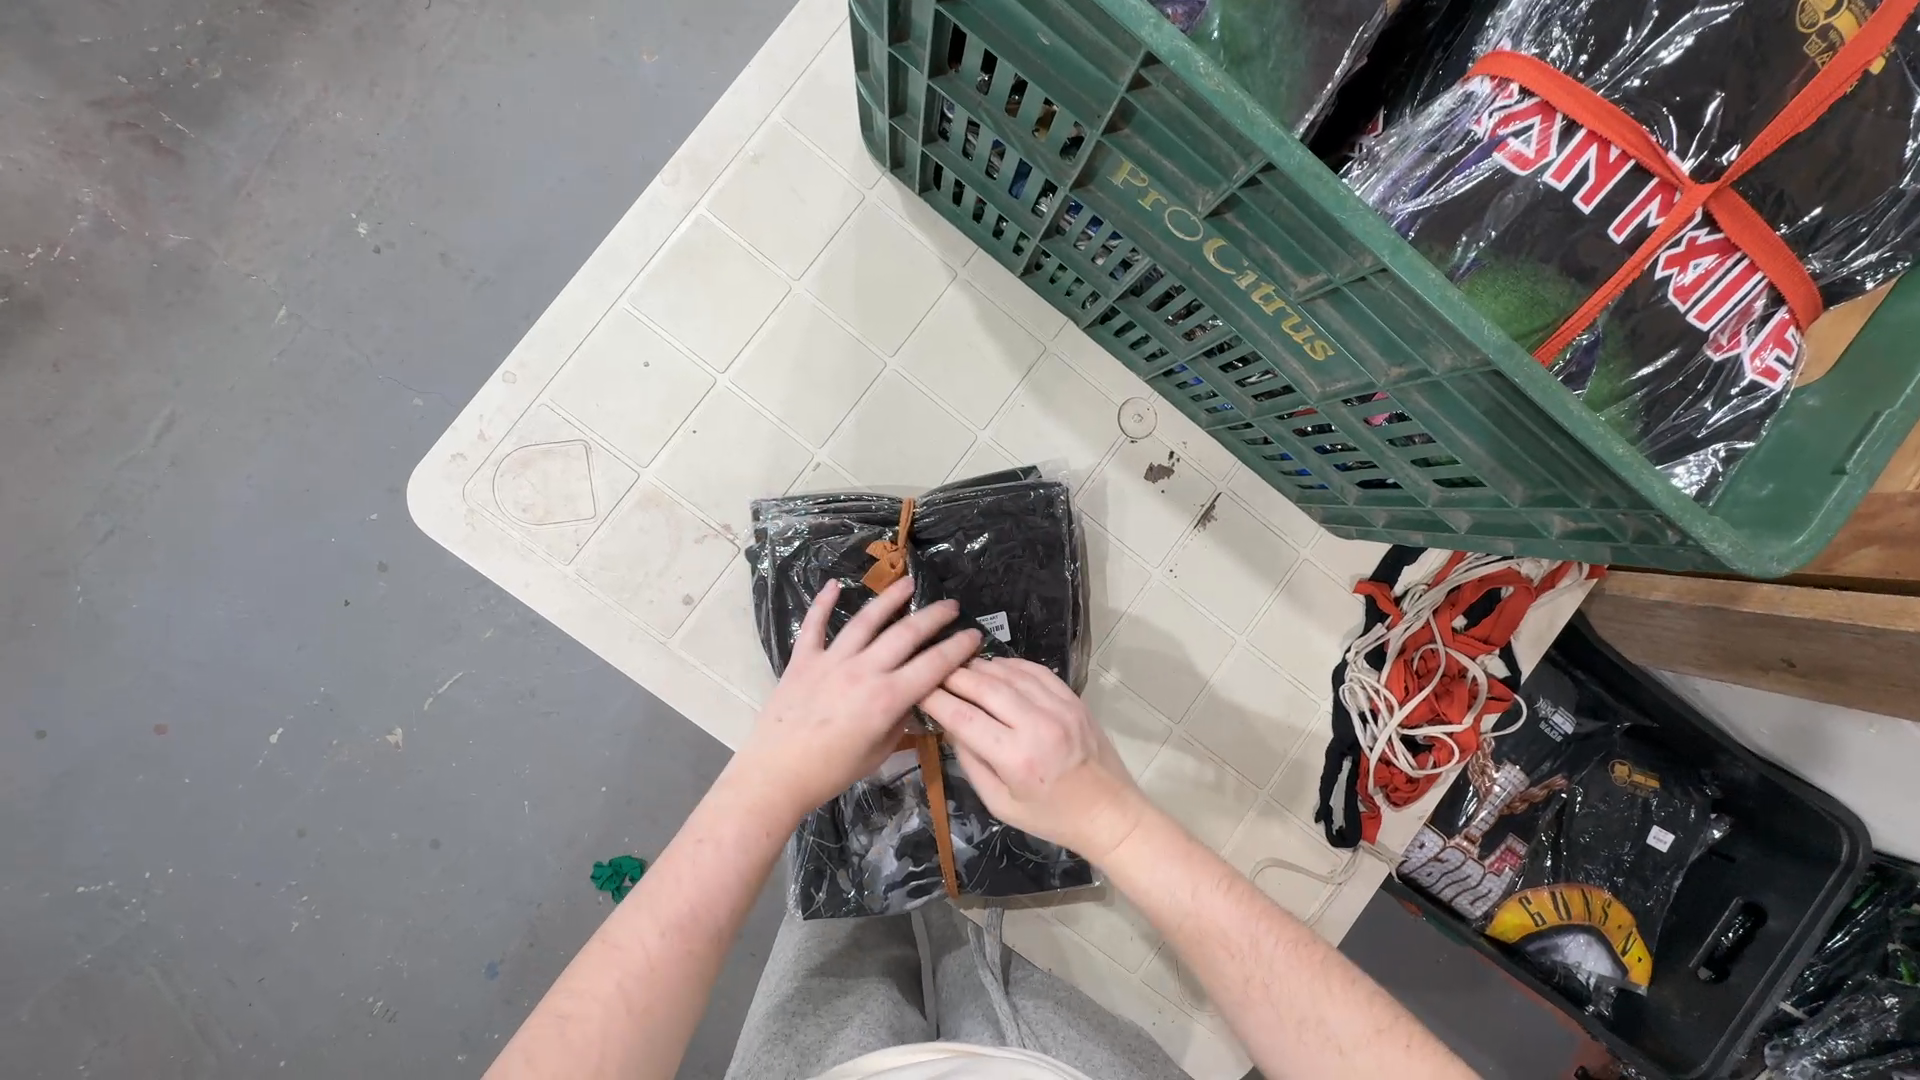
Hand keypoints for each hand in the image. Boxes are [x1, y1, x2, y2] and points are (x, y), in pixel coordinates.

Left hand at [735, 577, 981, 821]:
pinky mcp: (803, 660)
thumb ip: (899, 721)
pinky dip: (823, 603)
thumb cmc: (832, 772)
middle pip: (906, 634)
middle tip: (951, 605)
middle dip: (934, 617)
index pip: (933, 666)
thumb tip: (912, 698)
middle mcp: (863, 671)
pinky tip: (834, 585)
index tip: (975, 634)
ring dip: (889, 599)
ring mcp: (831, 661)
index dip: (958, 648)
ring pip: (865, 621)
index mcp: (887, 698)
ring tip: (907, 584)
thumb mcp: (879, 753)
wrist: (777, 774)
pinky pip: (814, 625)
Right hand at [921, 658, 1148, 862]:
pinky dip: (1011, 665)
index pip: (963, 717)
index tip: (917, 689)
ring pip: (1009, 673)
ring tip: (959, 667)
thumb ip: (971, 763)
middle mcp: (1037, 725)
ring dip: (980, 667)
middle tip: (934, 672)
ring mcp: (1059, 707)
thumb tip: (949, 725)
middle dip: (954, 676)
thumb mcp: (1000, 804)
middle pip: (984, 687)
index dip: (936, 699)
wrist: (1109, 812)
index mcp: (1016, 758)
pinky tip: (994, 667)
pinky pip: (1036, 670)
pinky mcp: (1073, 699)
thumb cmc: (1051, 818)